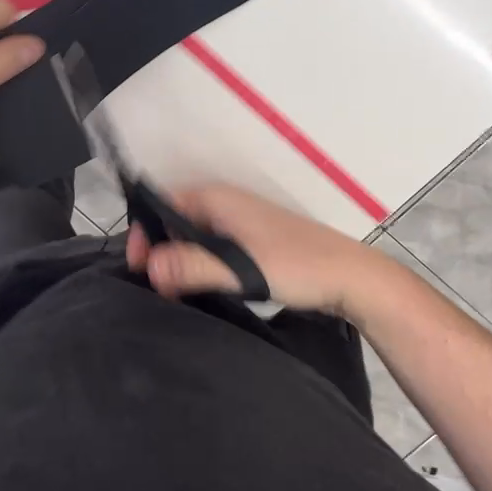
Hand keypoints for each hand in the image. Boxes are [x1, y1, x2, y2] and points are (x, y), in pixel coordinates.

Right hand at [124, 183, 401, 318]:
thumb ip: (191, 266)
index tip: (139, 266)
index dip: (144, 231)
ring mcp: (238, 223)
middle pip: (174, 220)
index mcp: (216, 198)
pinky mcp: (250, 243)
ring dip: (180, 260)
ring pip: (193, 237)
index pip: (162, 203)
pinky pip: (211, 249)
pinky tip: (201, 290)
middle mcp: (223, 203)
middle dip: (159, 249)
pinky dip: (199, 265)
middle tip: (153, 286)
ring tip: (172, 292)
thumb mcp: (239, 268)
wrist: (353, 279)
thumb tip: (147, 267)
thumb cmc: (295, 265)